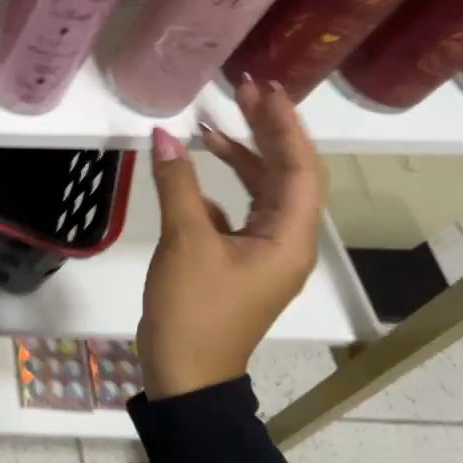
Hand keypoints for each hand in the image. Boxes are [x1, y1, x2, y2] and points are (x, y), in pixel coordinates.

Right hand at [138, 79, 325, 400]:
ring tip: (212, 125)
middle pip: (286, 174)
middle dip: (267, 132)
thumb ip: (177, 184)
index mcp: (288, 237)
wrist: (187, 372)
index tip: (265, 89)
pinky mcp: (237, 260)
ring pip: (262, 191)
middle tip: (244, 90)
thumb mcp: (185, 242)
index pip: (299, 169)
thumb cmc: (195, 309)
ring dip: (242, 156)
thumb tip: (163, 134)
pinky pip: (239, 210)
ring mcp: (262, 252)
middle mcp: (285, 240)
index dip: (284, 126)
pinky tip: (194, 173)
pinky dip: (220, 185)